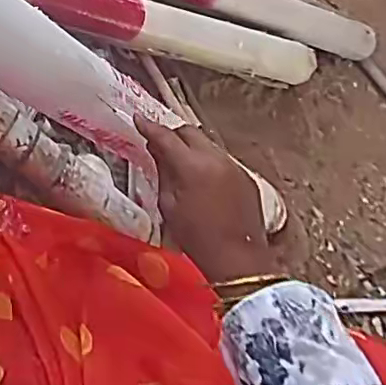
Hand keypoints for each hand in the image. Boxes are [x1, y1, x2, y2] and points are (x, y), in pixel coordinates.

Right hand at [135, 115, 275, 282]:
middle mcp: (215, 159)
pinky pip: (221, 158)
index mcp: (192, 166)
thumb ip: (162, 171)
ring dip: (191, 147)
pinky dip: (208, 161)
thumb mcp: (168, 205)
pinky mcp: (246, 178)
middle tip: (159, 143)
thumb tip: (156, 150)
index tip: (139, 121)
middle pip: (188, 131)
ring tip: (181, 162)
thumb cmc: (197, 239)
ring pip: (206, 143)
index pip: (166, 136)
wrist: (239, 264)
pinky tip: (202, 177)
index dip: (149, 127)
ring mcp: (234, 167)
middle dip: (172, 134)